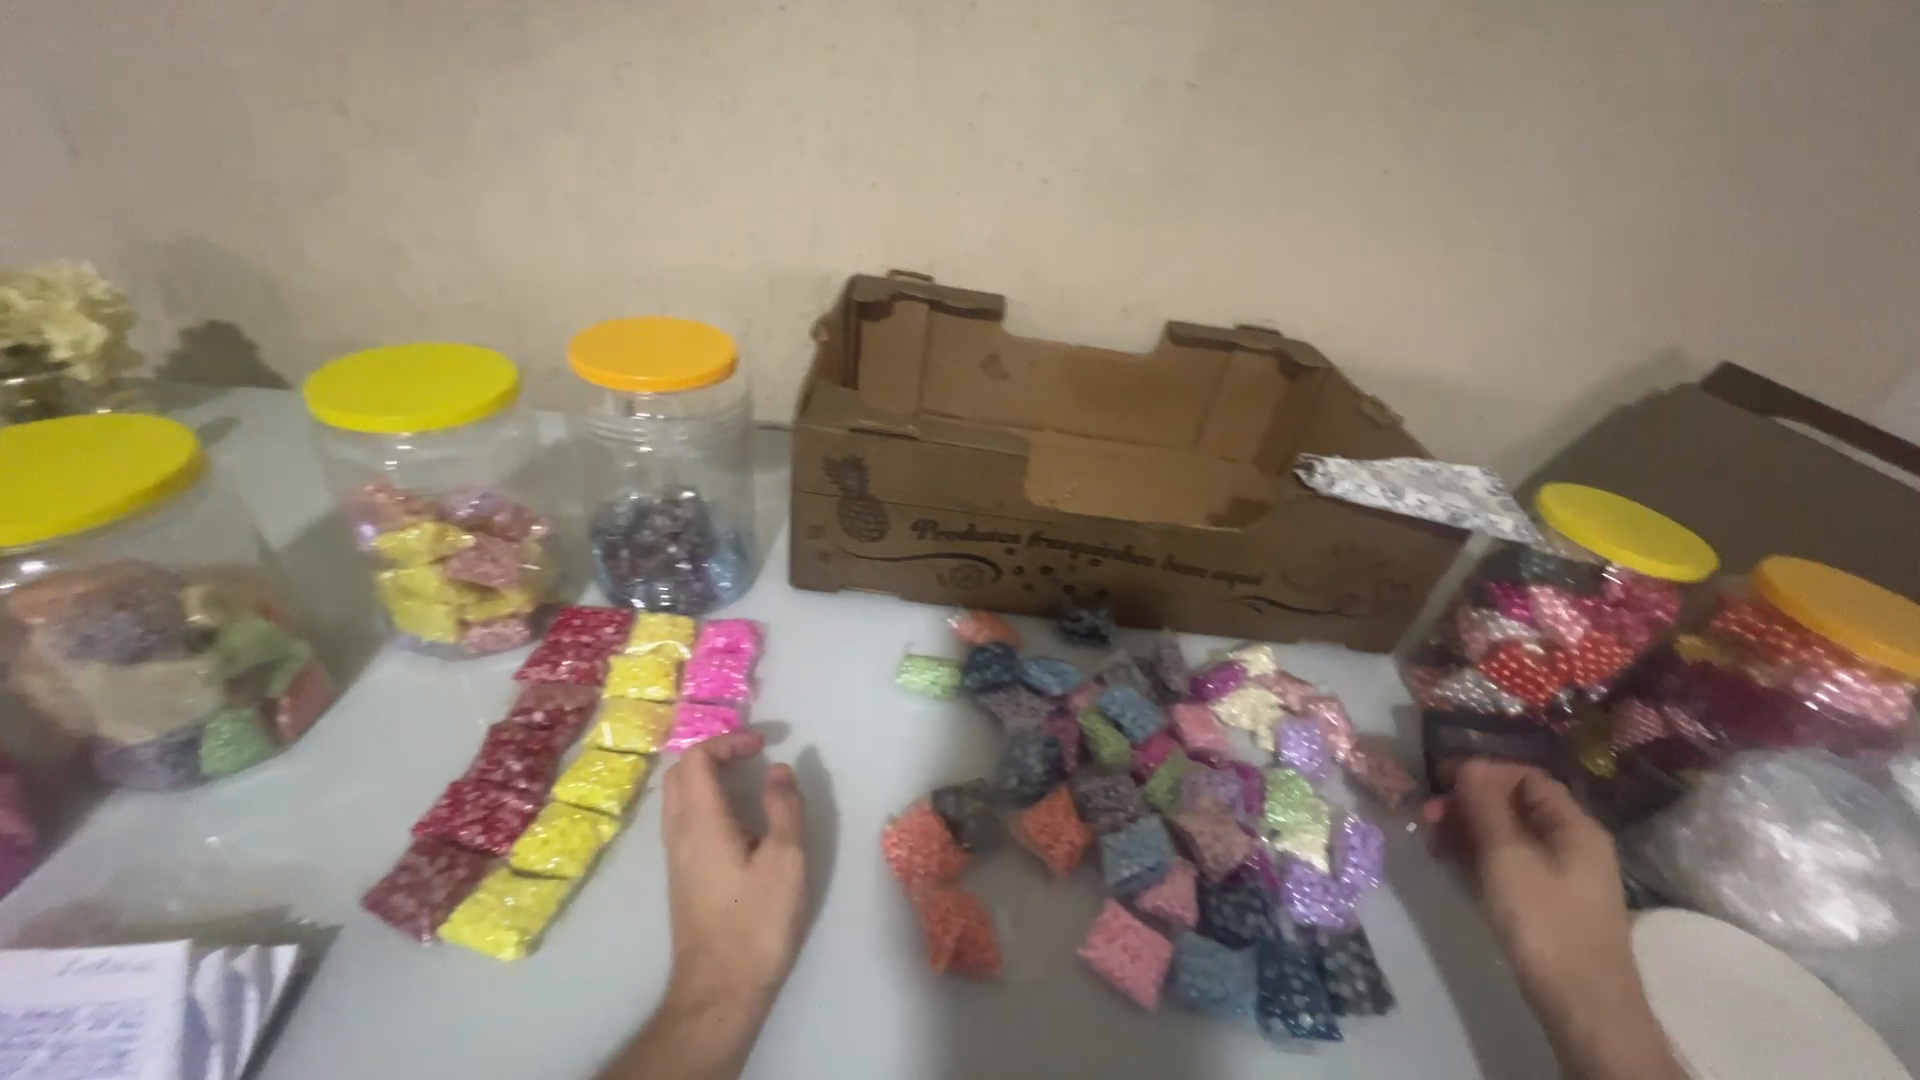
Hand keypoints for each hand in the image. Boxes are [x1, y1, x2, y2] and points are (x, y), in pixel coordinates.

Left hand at [659, 731, 809, 1012]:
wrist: (719, 988)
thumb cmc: (757, 921)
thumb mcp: (786, 859)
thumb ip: (784, 807)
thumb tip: (779, 769)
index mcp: (700, 822)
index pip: (697, 759)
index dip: (728, 741)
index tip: (763, 744)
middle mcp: (678, 833)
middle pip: (681, 773)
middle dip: (715, 753)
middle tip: (752, 755)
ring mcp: (676, 856)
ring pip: (679, 797)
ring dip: (709, 776)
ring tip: (748, 779)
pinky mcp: (682, 875)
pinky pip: (685, 818)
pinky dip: (707, 799)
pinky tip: (738, 817)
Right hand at [1426, 761, 1682, 1079]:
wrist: (1582, 1004)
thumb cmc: (1544, 921)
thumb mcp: (1507, 856)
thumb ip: (1485, 805)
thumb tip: (1469, 763)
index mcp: (1574, 826)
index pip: (1526, 777)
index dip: (1482, 771)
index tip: (1439, 778)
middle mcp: (1570, 843)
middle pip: (1512, 804)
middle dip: (1466, 802)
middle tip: (1427, 815)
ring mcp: (1558, 873)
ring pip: (1504, 833)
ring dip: (1465, 828)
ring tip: (1431, 840)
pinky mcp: (1543, 899)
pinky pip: (1505, 860)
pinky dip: (1475, 854)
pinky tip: (1448, 861)